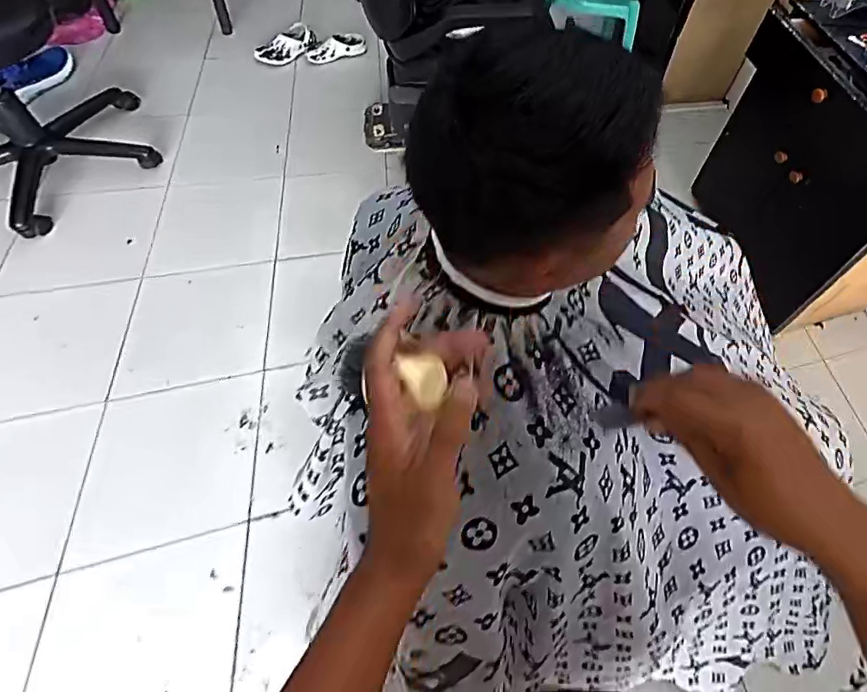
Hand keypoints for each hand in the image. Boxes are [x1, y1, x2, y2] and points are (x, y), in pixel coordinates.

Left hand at [359, 297, 488, 584]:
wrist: (402, 562)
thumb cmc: (413, 519)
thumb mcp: (435, 472)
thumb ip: (450, 426)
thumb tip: (468, 380)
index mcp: (388, 421)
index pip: (382, 364)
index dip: (393, 330)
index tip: (412, 303)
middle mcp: (394, 420)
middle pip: (412, 369)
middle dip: (441, 347)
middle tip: (479, 339)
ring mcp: (408, 432)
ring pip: (427, 384)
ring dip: (452, 366)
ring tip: (484, 357)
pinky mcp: (422, 445)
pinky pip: (439, 405)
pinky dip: (457, 391)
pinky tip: (479, 390)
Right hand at [632, 367, 866, 561]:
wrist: (823, 508)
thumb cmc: (771, 507)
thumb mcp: (721, 479)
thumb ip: (690, 439)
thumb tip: (659, 416)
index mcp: (732, 419)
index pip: (678, 394)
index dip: (649, 397)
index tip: (629, 407)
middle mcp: (745, 395)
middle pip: (691, 376)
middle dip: (663, 389)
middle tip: (644, 413)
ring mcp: (759, 392)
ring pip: (708, 374)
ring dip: (683, 386)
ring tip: (667, 414)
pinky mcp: (767, 396)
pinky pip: (726, 381)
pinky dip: (704, 388)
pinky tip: (697, 411)